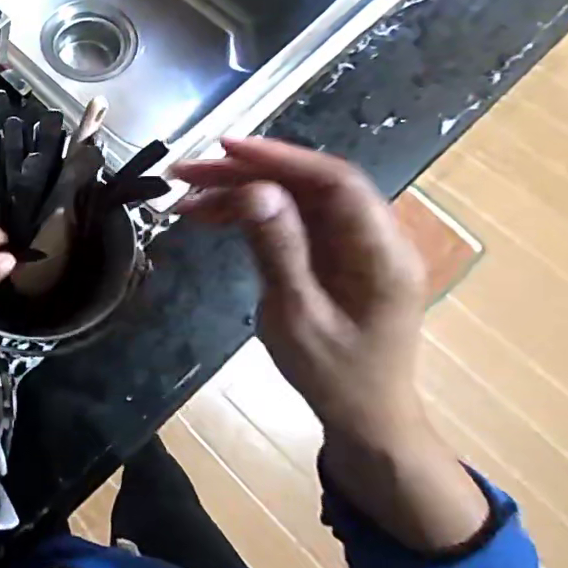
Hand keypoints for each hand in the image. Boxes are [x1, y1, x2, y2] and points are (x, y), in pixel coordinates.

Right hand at [174, 138, 485, 549]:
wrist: (365, 418)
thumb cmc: (336, 376)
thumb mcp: (298, 318)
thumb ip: (279, 250)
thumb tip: (255, 191)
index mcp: (381, 252)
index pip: (335, 182)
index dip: (281, 158)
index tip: (225, 149)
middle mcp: (372, 236)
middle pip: (308, 183)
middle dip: (245, 172)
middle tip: (186, 173)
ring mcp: (352, 243)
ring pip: (293, 197)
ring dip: (239, 191)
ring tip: (186, 200)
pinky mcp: (332, 252)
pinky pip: (289, 218)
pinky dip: (249, 213)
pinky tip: (210, 216)